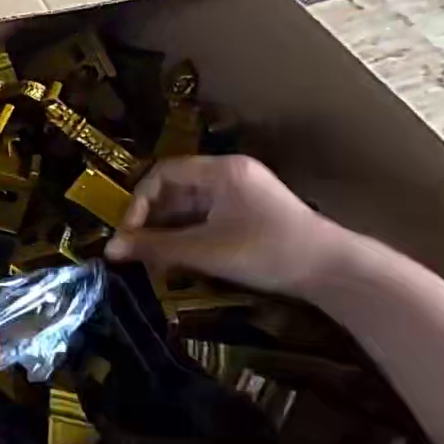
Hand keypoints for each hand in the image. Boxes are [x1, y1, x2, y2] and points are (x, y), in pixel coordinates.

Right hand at [103, 155, 356, 297]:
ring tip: (154, 257)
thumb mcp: (204, 250)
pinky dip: (187, 235)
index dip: (139, 200)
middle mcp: (229, 175)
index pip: (162, 173)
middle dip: (151, 218)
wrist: (333, 272)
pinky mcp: (248, 214)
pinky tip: (179, 258)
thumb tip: (109, 249)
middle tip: (137, 248)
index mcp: (220, 171)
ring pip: (188, 206)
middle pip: (174, 189)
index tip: (130, 231)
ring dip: (168, 230)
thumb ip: (154, 247)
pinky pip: (205, 218)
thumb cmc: (266, 251)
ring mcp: (241, 194)